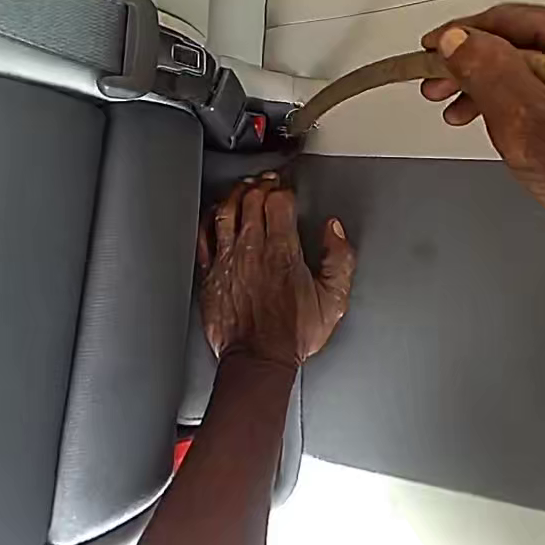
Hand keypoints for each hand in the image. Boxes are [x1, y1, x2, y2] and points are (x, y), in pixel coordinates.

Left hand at [198, 175, 356, 367]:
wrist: (258, 361)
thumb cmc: (293, 333)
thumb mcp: (334, 300)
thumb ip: (339, 259)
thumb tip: (334, 230)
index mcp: (283, 251)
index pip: (279, 201)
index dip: (283, 188)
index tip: (287, 188)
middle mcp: (253, 249)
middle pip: (252, 199)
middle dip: (261, 185)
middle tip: (267, 183)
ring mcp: (228, 259)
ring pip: (227, 211)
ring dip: (236, 194)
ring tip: (244, 189)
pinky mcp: (211, 273)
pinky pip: (204, 235)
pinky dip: (209, 218)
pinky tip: (216, 213)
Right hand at [420, 4, 544, 263]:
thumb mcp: (534, 130)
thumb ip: (491, 77)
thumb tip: (455, 40)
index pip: (506, 21)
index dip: (458, 39)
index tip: (424, 55)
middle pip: (517, 38)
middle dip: (471, 64)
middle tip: (435, 87)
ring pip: (527, 59)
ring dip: (487, 81)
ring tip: (456, 108)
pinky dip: (513, 93)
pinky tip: (490, 114)